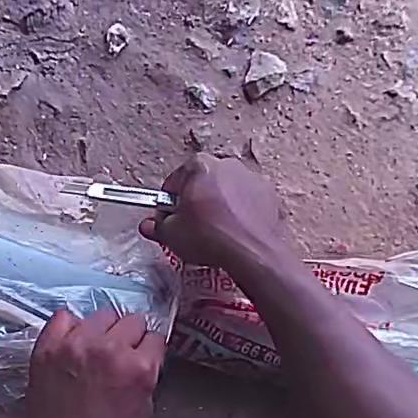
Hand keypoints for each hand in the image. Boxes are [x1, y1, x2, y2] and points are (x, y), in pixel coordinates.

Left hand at [20, 309, 164, 417]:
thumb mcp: (144, 410)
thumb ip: (148, 375)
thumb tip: (145, 356)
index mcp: (138, 368)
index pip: (155, 337)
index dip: (150, 348)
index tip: (144, 354)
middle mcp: (108, 349)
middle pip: (132, 321)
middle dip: (130, 338)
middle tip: (120, 355)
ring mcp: (76, 344)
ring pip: (101, 315)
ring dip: (103, 331)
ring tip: (96, 351)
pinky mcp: (50, 345)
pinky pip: (65, 317)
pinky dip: (72, 327)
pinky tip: (74, 344)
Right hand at [141, 154, 295, 276]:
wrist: (252, 253)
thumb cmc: (211, 238)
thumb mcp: (172, 235)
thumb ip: (157, 226)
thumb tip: (149, 225)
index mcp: (199, 166)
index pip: (173, 183)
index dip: (168, 205)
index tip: (170, 220)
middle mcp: (226, 165)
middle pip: (201, 184)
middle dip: (195, 203)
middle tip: (191, 229)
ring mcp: (250, 177)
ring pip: (225, 192)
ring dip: (218, 208)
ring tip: (215, 234)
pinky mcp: (268, 194)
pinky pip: (246, 202)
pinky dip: (240, 214)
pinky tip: (234, 234)